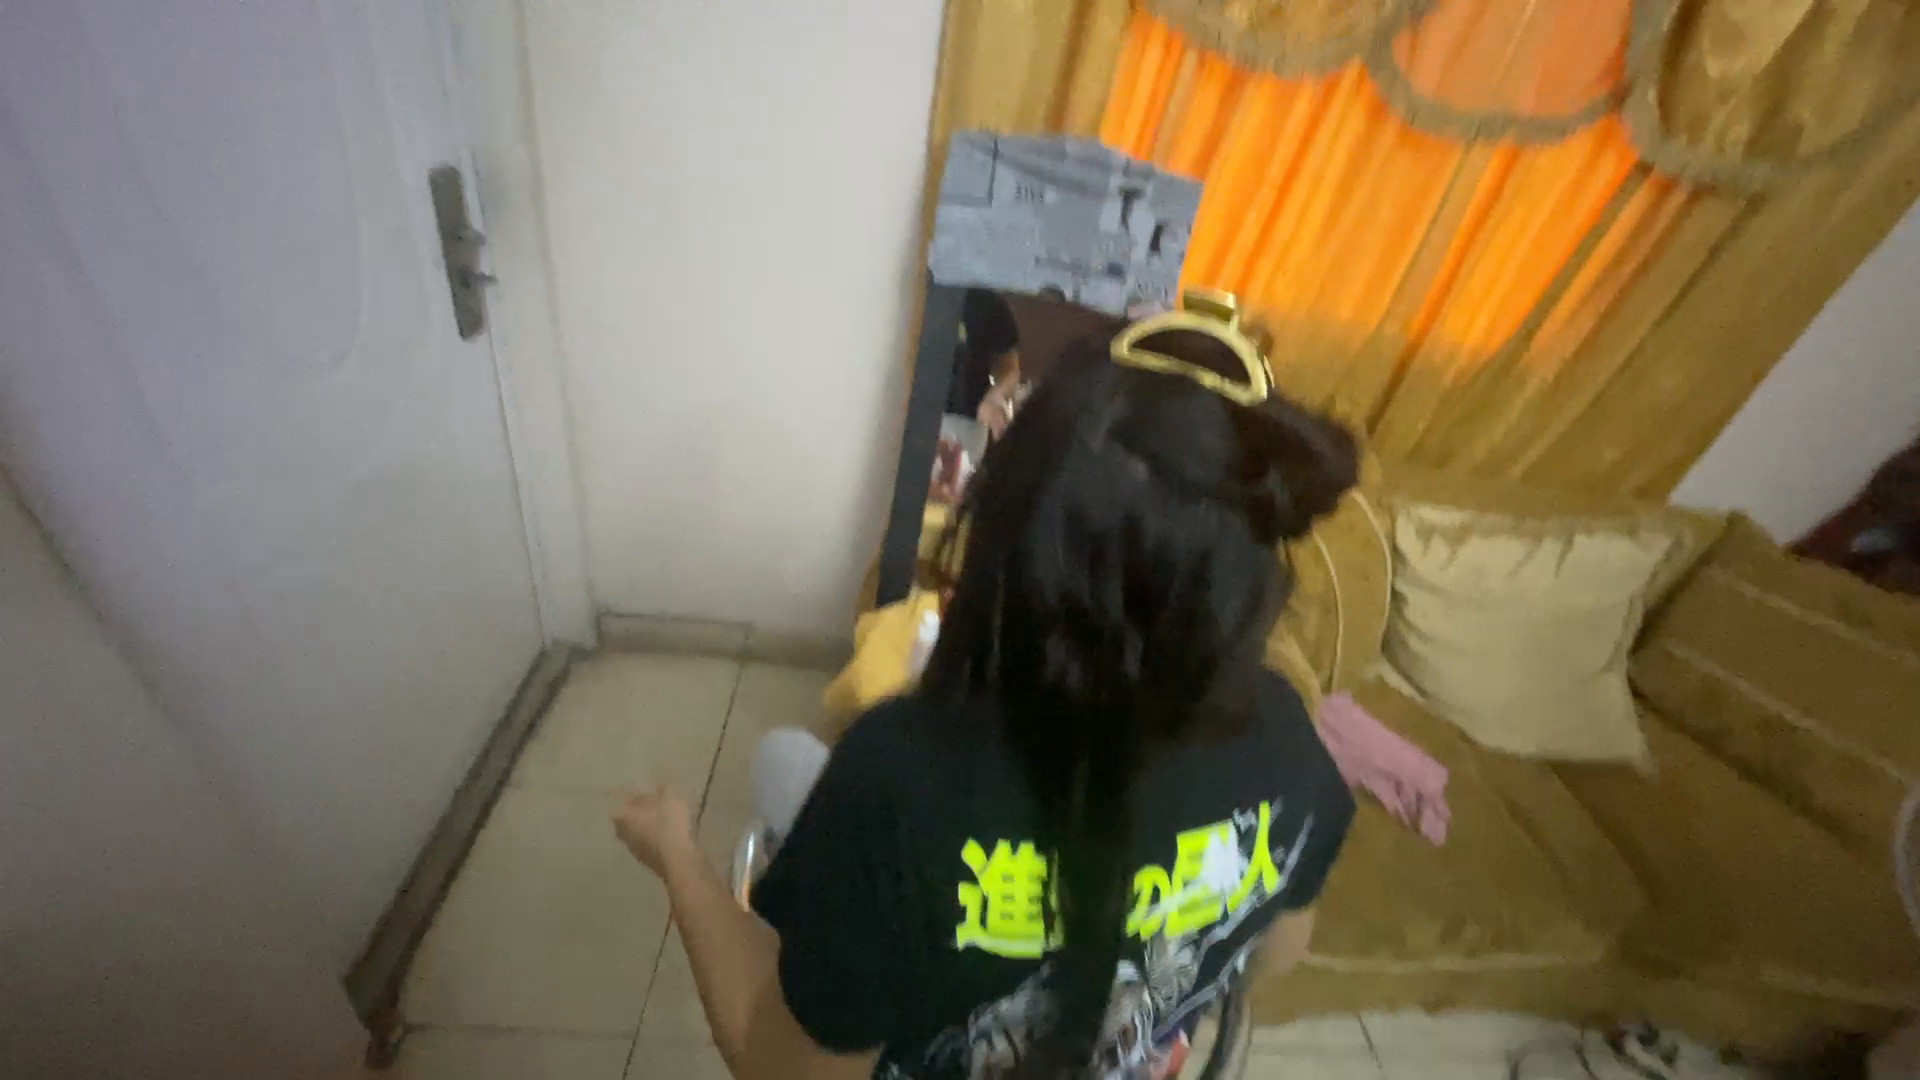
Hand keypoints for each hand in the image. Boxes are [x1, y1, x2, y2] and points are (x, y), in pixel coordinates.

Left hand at [611, 785, 697, 876]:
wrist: (679, 860)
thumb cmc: (671, 825)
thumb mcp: (672, 799)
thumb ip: (665, 790)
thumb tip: (659, 786)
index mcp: (625, 817)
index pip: (615, 805)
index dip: (621, 798)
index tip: (629, 792)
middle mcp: (624, 834)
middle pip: (623, 820)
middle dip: (633, 812)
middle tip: (647, 803)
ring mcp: (634, 849)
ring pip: (634, 832)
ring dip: (643, 825)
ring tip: (659, 817)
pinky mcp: (646, 860)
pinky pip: (646, 842)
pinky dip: (652, 836)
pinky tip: (666, 833)